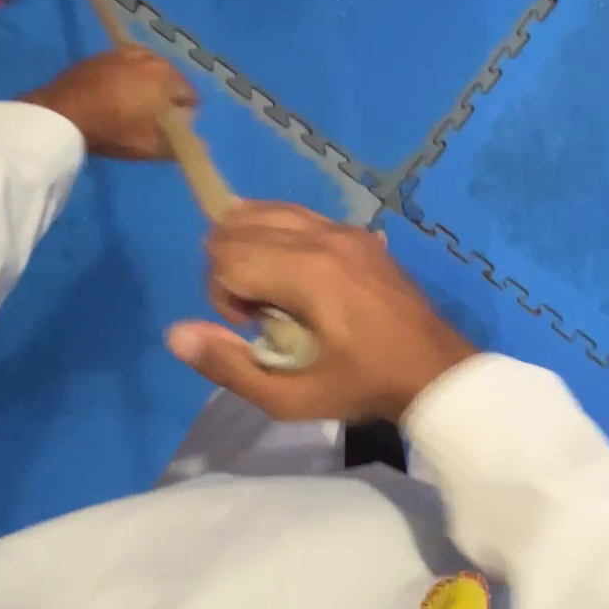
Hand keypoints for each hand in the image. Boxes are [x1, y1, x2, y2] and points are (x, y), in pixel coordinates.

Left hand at [19, 50, 196, 158]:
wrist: (61, 114)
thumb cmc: (114, 129)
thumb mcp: (150, 147)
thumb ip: (179, 147)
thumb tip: (204, 146)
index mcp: (167, 77)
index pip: (189, 93)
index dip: (187, 111)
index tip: (177, 126)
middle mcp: (150, 58)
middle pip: (170, 76)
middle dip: (168, 93)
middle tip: (158, 114)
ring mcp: (122, 53)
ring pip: (146, 67)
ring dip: (148, 81)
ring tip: (137, 101)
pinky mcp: (99, 56)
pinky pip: (123, 64)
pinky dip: (126, 76)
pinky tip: (116, 92)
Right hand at [166, 203, 477, 421]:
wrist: (433, 368)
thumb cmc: (361, 386)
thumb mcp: (290, 397)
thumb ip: (228, 366)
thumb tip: (175, 332)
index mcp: (308, 272)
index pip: (226, 255)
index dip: (222, 295)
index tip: (251, 329)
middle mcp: (323, 236)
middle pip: (238, 223)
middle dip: (230, 266)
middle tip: (258, 311)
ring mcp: (344, 228)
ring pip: (265, 210)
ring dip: (251, 246)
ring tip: (274, 291)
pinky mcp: (358, 230)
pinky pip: (297, 214)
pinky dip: (277, 234)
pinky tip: (293, 274)